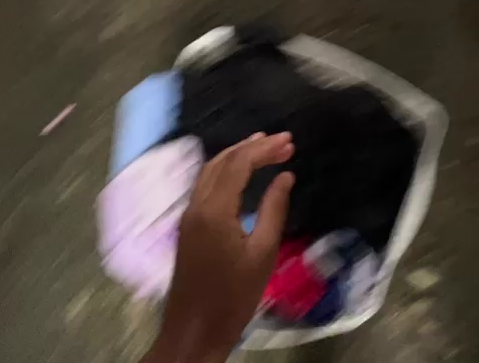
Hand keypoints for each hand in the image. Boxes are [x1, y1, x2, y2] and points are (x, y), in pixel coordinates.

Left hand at [147, 132, 294, 362]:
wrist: (192, 335)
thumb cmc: (232, 297)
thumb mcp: (263, 253)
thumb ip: (273, 209)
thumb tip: (285, 176)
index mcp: (214, 211)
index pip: (239, 164)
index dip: (265, 149)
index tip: (290, 142)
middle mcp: (196, 206)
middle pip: (222, 161)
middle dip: (253, 147)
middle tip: (283, 142)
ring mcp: (188, 216)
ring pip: (211, 171)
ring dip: (237, 155)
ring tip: (265, 148)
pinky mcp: (188, 227)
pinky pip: (206, 184)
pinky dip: (226, 169)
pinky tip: (242, 172)